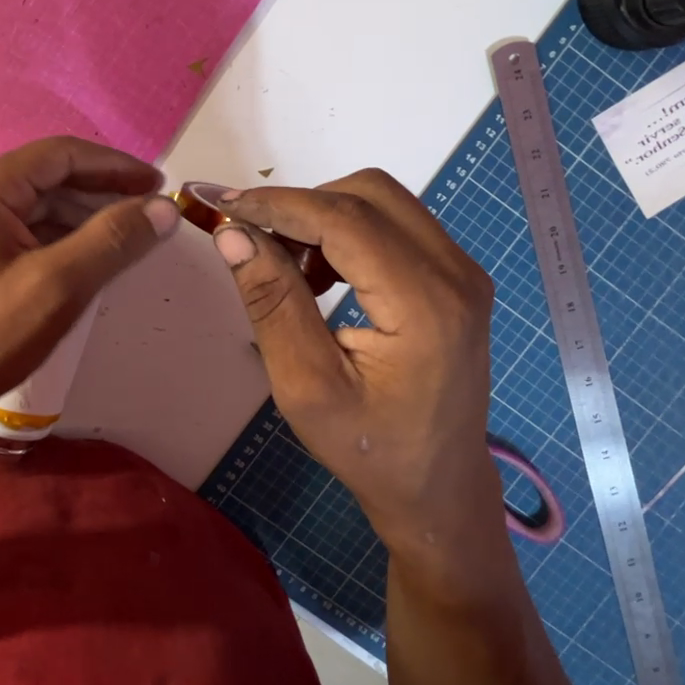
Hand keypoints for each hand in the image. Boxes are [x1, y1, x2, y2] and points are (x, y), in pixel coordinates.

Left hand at [0, 137, 179, 430]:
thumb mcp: (58, 285)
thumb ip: (113, 240)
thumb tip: (163, 207)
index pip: (63, 154)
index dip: (115, 165)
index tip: (157, 185)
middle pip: (51, 176)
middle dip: (103, 190)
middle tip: (150, 213)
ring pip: (40, 206)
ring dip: (85, 216)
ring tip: (129, 238)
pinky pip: (26, 231)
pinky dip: (62, 238)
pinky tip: (90, 260)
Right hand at [212, 171, 503, 554]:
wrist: (438, 489)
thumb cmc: (369, 449)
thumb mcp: (305, 384)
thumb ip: (272, 302)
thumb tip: (233, 234)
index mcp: (426, 304)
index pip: (345, 220)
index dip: (279, 204)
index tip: (224, 207)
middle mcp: (455, 274)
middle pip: (368, 194)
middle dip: (300, 206)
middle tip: (253, 241)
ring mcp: (461, 272)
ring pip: (380, 202)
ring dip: (322, 218)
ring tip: (285, 267)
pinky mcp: (454, 278)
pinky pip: (393, 225)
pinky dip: (345, 232)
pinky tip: (319, 278)